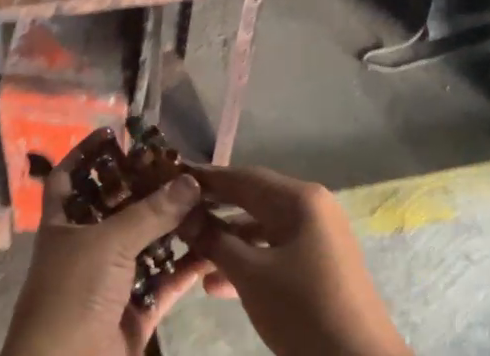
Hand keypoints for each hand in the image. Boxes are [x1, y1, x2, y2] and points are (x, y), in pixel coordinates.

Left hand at [0, 128, 230, 355]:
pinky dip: (185, 268)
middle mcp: (84, 247)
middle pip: (117, 209)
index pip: (68, 177)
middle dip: (146, 191)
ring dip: (172, 229)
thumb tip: (190, 181)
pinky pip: (163, 283)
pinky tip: (212, 248)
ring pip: (145, 246)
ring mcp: (110, 282)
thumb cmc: (73, 291)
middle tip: (180, 170)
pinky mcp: (135, 313)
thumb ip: (150, 213)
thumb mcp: (107, 243)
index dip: (86, 154)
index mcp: (62, 223)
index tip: (114, 133)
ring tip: (205, 203)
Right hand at [186, 165, 412, 355]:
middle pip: (250, 202)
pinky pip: (275, 253)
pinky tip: (215, 286)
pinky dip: (248, 263)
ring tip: (188, 260)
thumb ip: (213, 239)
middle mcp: (311, 209)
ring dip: (226, 244)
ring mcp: (318, 239)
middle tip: (174, 221)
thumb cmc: (304, 312)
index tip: (169, 179)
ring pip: (261, 231)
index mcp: (300, 200)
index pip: (242, 177)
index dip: (204, 180)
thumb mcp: (251, 274)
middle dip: (212, 214)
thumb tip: (182, 214)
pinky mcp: (320, 268)